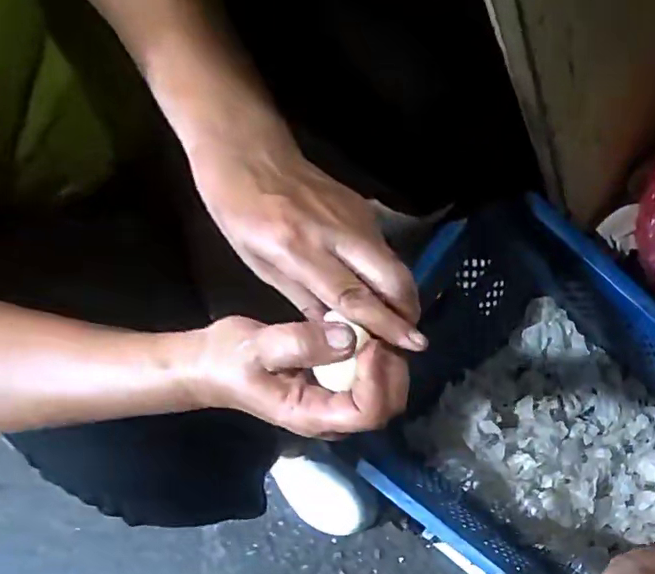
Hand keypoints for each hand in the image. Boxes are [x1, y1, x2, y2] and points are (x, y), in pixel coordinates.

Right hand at [182, 316, 409, 437]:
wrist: (211, 368)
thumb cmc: (228, 360)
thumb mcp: (254, 346)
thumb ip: (300, 344)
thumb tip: (349, 338)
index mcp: (314, 417)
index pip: (368, 413)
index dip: (378, 380)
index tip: (371, 343)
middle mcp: (335, 419)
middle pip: (386, 408)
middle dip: (391, 372)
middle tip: (382, 333)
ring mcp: (341, 408)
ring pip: (387, 397)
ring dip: (390, 366)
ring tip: (378, 332)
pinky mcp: (342, 393)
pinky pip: (375, 384)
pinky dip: (381, 362)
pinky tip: (370, 336)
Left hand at [188, 135, 426, 352]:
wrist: (246, 147)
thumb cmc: (239, 213)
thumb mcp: (262, 266)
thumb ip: (307, 300)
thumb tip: (344, 334)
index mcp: (296, 248)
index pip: (353, 295)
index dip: (386, 323)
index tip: (414, 344)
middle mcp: (332, 232)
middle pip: (391, 279)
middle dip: (408, 311)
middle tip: (410, 335)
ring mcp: (354, 218)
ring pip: (396, 266)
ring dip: (404, 297)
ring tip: (399, 317)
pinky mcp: (365, 210)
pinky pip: (388, 253)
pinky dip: (392, 277)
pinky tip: (383, 288)